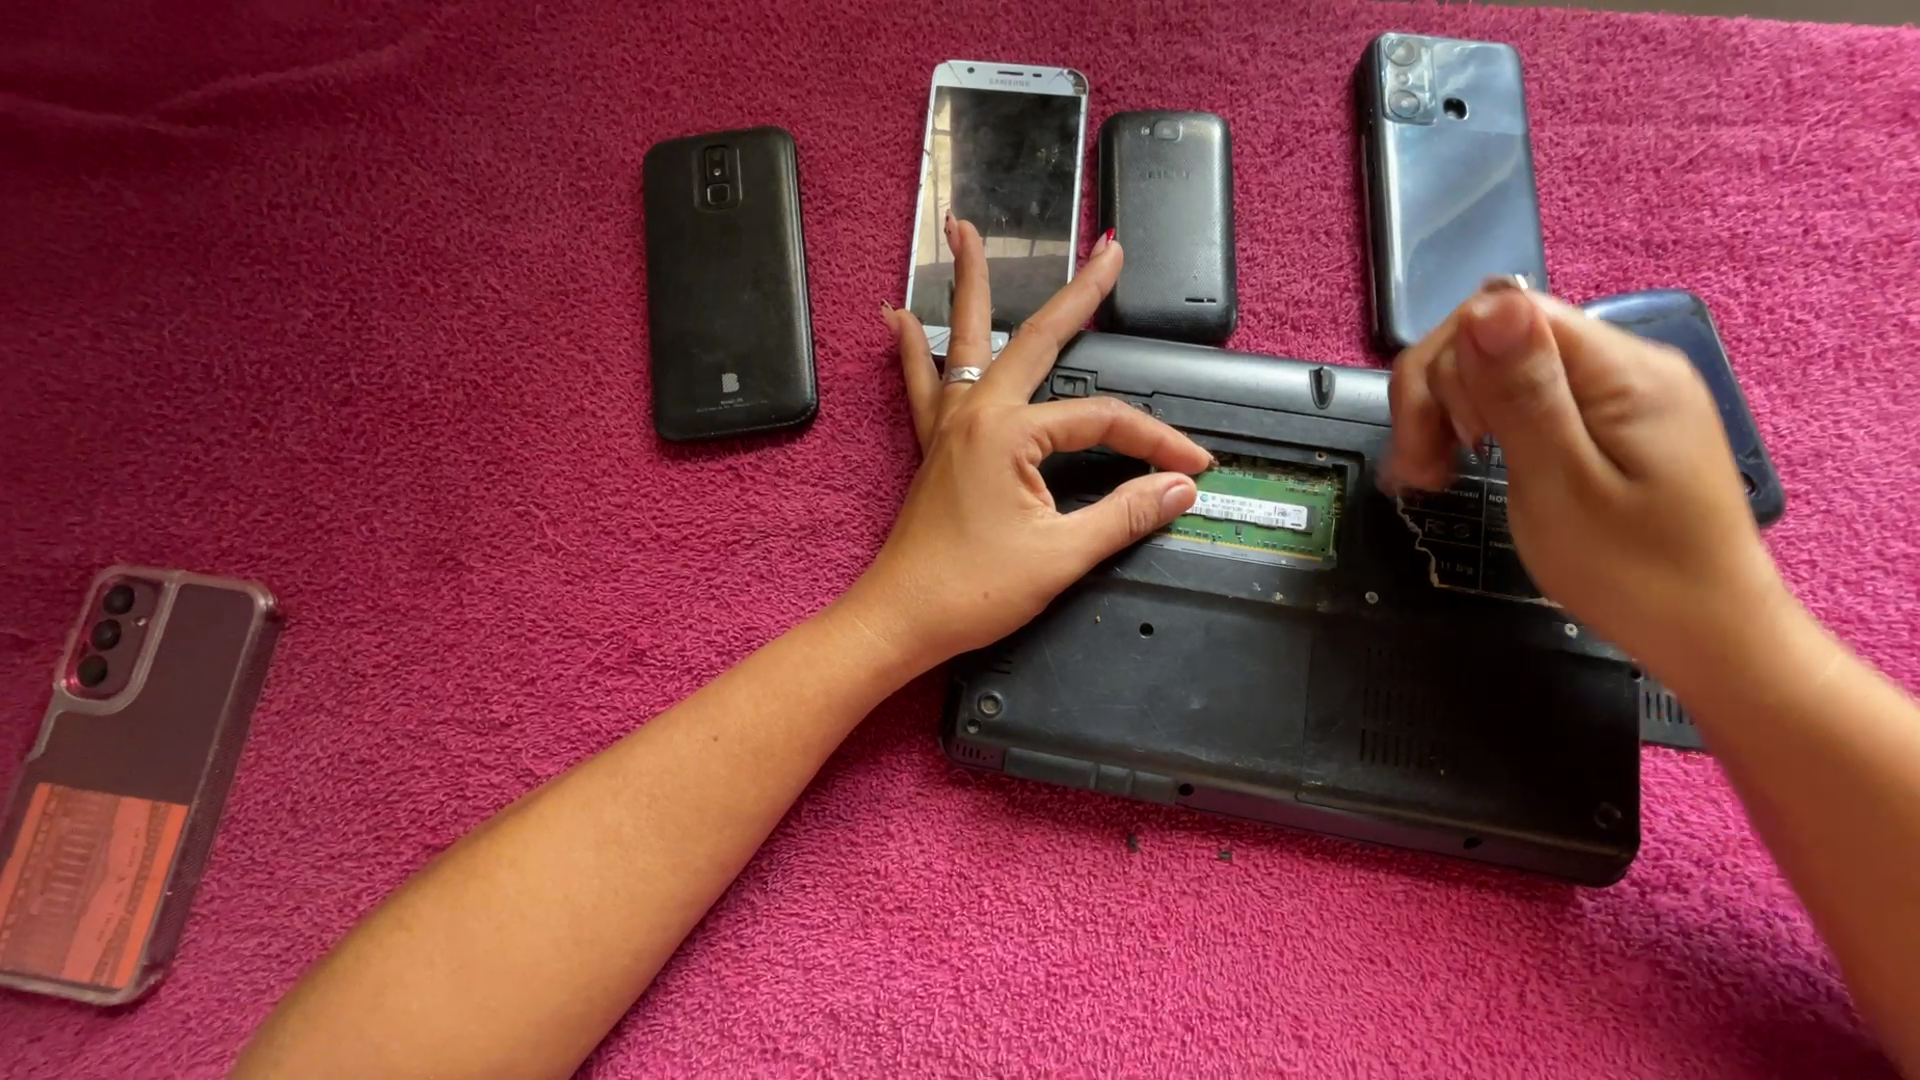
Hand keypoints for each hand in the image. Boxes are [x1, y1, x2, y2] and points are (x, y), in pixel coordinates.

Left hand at [842, 219, 1210, 667]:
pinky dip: (915, 348)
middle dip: (1077, 292)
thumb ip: (1123, 515)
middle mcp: (975, 416)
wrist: (903, 617)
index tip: (1190, 466)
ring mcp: (949, 427)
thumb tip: (1175, 488)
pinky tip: (899, 321)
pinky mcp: (936, 447)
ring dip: (970, 286)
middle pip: (1035, 338)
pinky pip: (923, 383)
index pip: (1103, 421)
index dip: (1154, 442)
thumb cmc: (968, 591)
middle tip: (1108, 250)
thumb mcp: (1060, 555)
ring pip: (966, 341)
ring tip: (960, 232)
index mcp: (1008, 435)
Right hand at [1385, 283, 1791, 677]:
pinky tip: (1462, 464)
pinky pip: (1516, 397)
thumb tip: (1488, 304)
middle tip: (1423, 474)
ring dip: (1446, 414)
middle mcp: (1620, 364)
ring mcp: (1612, 392)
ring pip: (1494, 366)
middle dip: (1437, 398)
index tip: (1423, 445)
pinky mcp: (1600, 420)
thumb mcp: (1561, 484)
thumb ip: (1524, 392)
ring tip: (1434, 475)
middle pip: (1490, 337)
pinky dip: (1473, 427)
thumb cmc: (1629, 571)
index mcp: (1619, 371)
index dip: (1442, 371)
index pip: (1500, 316)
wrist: (1702, 632)